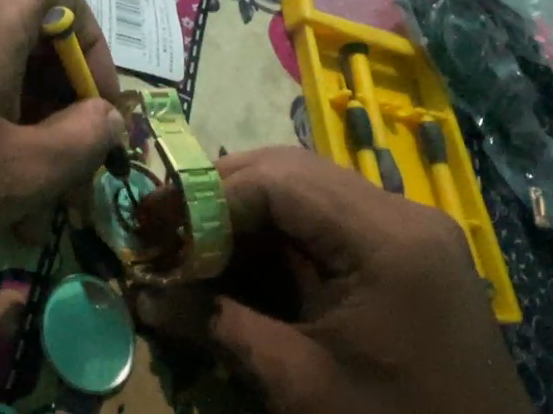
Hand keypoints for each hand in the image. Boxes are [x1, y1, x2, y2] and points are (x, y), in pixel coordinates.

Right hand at [136, 148, 531, 413]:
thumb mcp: (299, 384)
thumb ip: (216, 326)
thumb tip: (140, 294)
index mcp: (386, 238)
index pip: (275, 180)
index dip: (207, 197)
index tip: (157, 227)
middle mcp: (402, 212)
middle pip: (288, 168)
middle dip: (220, 193)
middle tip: (168, 225)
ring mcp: (411, 226)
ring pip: (305, 183)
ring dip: (245, 205)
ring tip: (197, 238)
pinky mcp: (409, 248)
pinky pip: (328, 213)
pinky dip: (279, 227)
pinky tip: (245, 255)